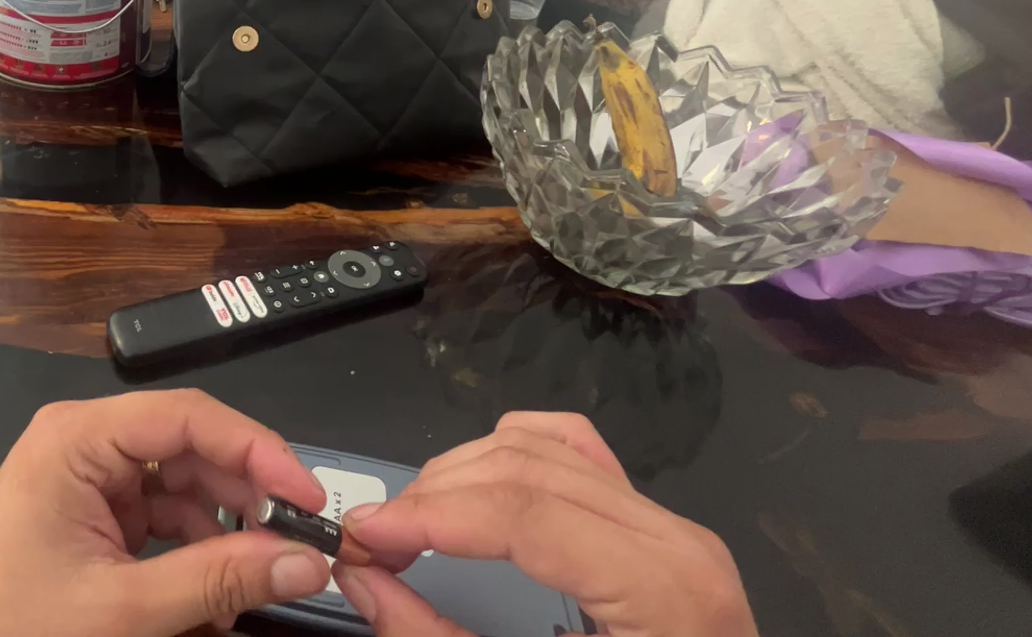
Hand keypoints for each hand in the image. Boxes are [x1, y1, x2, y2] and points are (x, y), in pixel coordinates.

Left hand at [0, 390, 333, 636]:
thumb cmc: (13, 627)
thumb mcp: (122, 609)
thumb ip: (217, 578)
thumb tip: (305, 560)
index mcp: (80, 436)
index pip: (187, 416)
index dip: (256, 448)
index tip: (308, 496)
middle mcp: (87, 440)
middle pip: (188, 446)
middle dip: (243, 495)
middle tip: (296, 543)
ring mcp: (91, 475)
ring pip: (181, 481)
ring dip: (222, 530)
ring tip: (255, 579)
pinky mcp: (94, 510)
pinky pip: (162, 514)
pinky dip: (194, 549)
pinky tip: (215, 592)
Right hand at [333, 412, 756, 636]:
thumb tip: (363, 579)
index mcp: (663, 588)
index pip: (520, 514)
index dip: (429, 516)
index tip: (364, 535)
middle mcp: (668, 534)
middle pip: (519, 471)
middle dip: (431, 496)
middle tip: (374, 539)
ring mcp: (660, 515)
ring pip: (534, 446)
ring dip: (457, 473)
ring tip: (412, 519)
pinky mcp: (646, 512)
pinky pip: (567, 442)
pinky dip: (507, 447)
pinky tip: (475, 475)